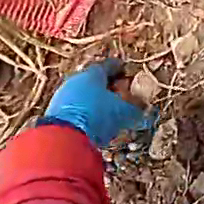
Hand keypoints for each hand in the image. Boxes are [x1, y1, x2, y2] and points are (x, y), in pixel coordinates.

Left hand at [39, 61, 158, 153]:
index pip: (109, 65)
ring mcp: (62, 97)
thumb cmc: (98, 115)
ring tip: (111, 111)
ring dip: (98, 101)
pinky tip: (97, 123)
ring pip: (85, 95)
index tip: (128, 72)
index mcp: (92, 73)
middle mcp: (75, 81)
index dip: (121, 68)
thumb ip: (137, 109)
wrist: (63, 138)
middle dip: (109, 87)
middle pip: (95, 80)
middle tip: (122, 93)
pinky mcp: (56, 114)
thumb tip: (147, 110)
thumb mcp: (125, 112)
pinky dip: (88, 113)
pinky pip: (77, 109)